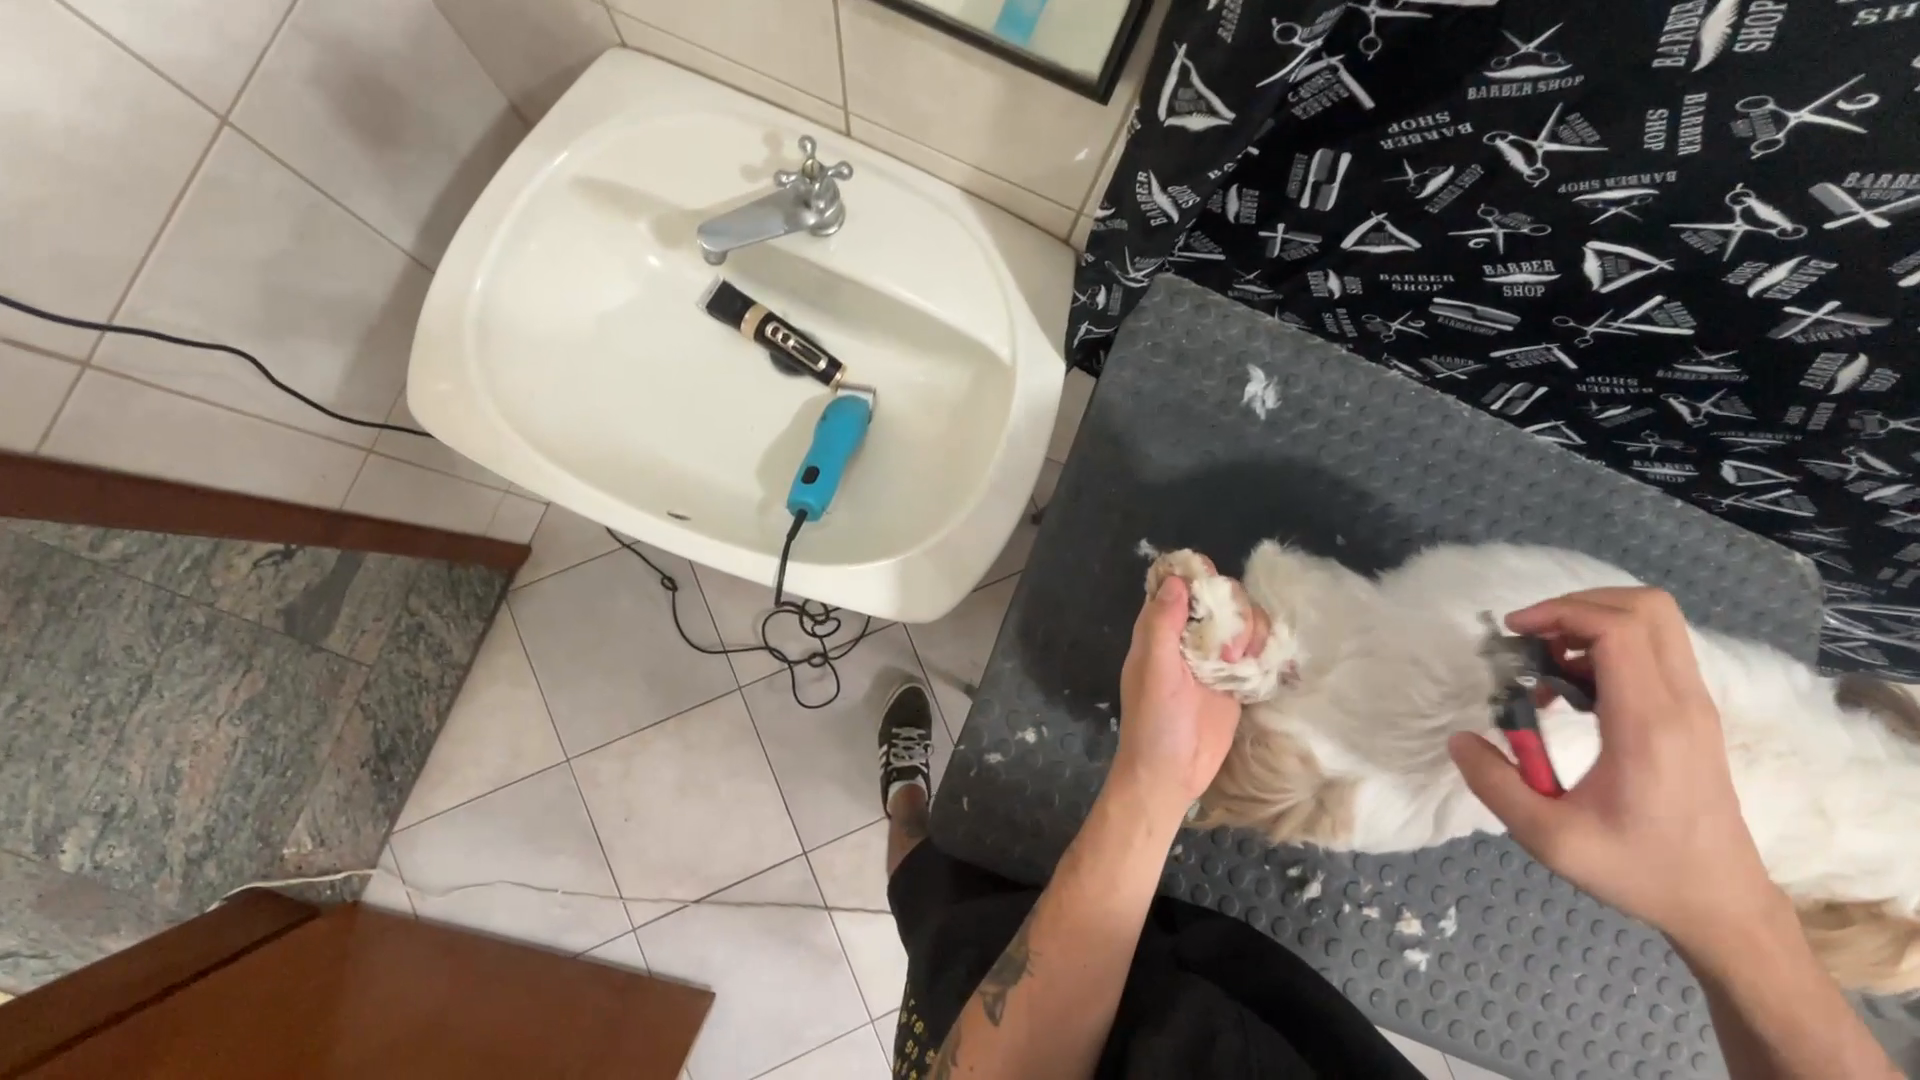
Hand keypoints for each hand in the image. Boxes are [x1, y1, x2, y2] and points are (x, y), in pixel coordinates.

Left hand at [1113, 576, 1243, 813]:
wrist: (1172, 773)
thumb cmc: (1154, 722)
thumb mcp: (1154, 671)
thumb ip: (1162, 625)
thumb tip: (1177, 581)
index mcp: (1157, 629)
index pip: (1177, 584)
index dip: (1196, 576)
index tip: (1212, 588)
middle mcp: (1186, 636)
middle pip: (1220, 596)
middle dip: (1232, 610)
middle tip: (1228, 650)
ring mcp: (1213, 657)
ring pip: (1242, 620)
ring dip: (1250, 632)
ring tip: (1239, 664)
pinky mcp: (1235, 678)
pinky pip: (1256, 649)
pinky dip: (1263, 650)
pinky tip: (1258, 668)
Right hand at [1447, 587, 1783, 946]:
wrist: (1721, 904)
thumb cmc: (1637, 870)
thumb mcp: (1548, 837)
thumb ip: (1494, 783)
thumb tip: (1460, 738)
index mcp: (1648, 724)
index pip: (1617, 628)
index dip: (1559, 613)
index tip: (1513, 633)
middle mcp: (1681, 703)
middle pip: (1645, 607)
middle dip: (1577, 606)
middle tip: (1530, 640)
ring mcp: (1694, 707)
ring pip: (1654, 623)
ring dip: (1591, 625)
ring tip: (1545, 667)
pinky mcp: (1693, 716)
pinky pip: (1654, 651)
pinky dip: (1606, 649)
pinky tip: (1571, 692)